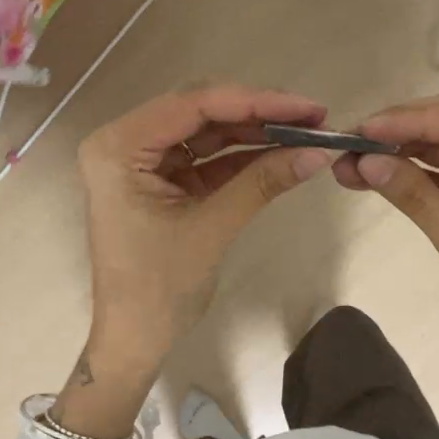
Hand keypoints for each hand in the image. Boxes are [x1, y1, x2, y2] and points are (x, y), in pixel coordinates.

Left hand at [51, 84, 334, 438]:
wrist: (136, 336)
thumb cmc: (159, 287)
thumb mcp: (211, 228)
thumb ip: (262, 183)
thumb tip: (320, 153)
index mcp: (119, 147)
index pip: (193, 106)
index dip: (255, 101)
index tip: (306, 107)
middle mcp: (125, 144)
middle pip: (200, 112)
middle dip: (258, 113)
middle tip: (313, 116)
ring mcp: (144, 163)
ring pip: (207, 134)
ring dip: (255, 134)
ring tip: (306, 133)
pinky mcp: (163, 184)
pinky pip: (207, 161)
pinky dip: (242, 159)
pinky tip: (282, 154)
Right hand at [333, 94, 438, 425]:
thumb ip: (415, 195)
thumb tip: (364, 161)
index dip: (416, 120)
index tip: (367, 127)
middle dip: (402, 131)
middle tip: (351, 140)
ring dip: (396, 150)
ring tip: (348, 160)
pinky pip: (437, 171)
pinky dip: (404, 172)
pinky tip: (368, 174)